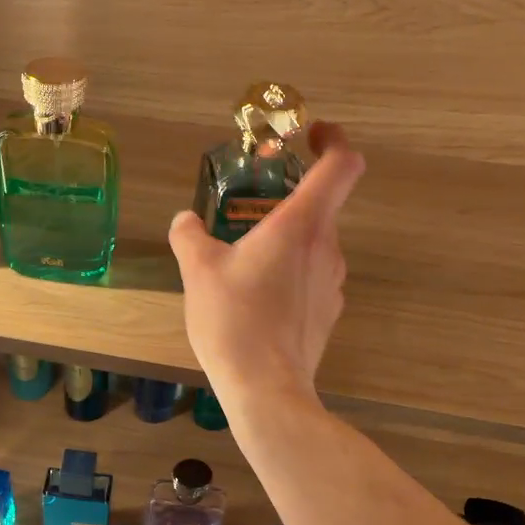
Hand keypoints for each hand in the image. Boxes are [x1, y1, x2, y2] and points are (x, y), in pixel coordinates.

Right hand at [168, 122, 365, 402]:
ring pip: (315, 247)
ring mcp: (333, 285)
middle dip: (289, 203)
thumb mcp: (198, 272)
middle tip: (250, 213)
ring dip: (287, 245)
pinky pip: (311, 282)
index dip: (333, 141)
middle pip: (321, 208)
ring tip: (246, 267)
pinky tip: (258, 304)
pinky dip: (290, 279)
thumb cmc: (234, 319)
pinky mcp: (327, 316)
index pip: (341, 164)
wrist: (265, 388)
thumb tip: (183, 220)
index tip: (312, 136)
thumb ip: (189, 237)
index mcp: (301, 224)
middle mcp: (327, 248)